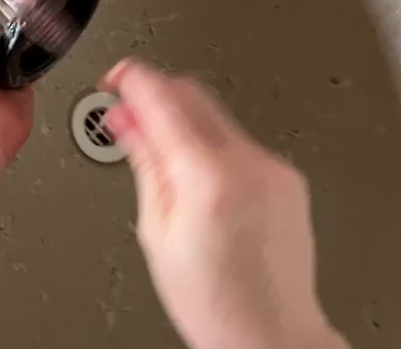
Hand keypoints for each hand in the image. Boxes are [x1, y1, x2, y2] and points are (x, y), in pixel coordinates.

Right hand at [102, 59, 345, 348]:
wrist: (274, 339)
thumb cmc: (214, 303)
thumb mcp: (156, 230)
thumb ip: (143, 160)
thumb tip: (123, 116)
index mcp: (207, 177)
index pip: (163, 97)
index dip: (131, 78)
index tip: (114, 79)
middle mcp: (248, 164)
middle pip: (190, 92)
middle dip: (155, 93)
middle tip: (128, 113)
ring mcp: (273, 169)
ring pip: (214, 112)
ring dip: (182, 118)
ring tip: (161, 154)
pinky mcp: (286, 177)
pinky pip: (238, 138)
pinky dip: (209, 141)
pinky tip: (197, 173)